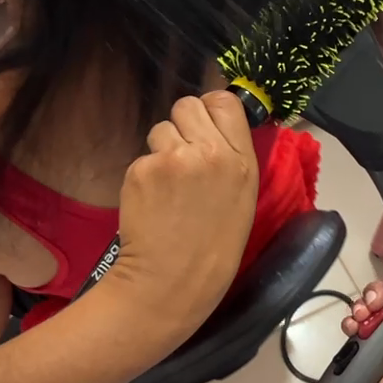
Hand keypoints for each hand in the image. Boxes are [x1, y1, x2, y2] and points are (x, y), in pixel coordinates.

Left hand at [99, 92, 258, 338]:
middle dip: (182, 125)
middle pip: (187, 104)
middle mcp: (209, 152)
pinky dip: (144, 175)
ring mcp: (172, 159)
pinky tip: (152, 201)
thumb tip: (212, 125)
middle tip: (182, 158)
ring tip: (168, 188)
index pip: (224, 100)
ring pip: (160, 128)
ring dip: (161, 150)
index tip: (204, 128)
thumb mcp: (241, 198)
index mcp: (240, 160)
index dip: (210, 110)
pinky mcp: (141, 169)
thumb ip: (230, 157)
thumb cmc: (212, 248)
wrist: (171, 282)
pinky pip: (142, 156)